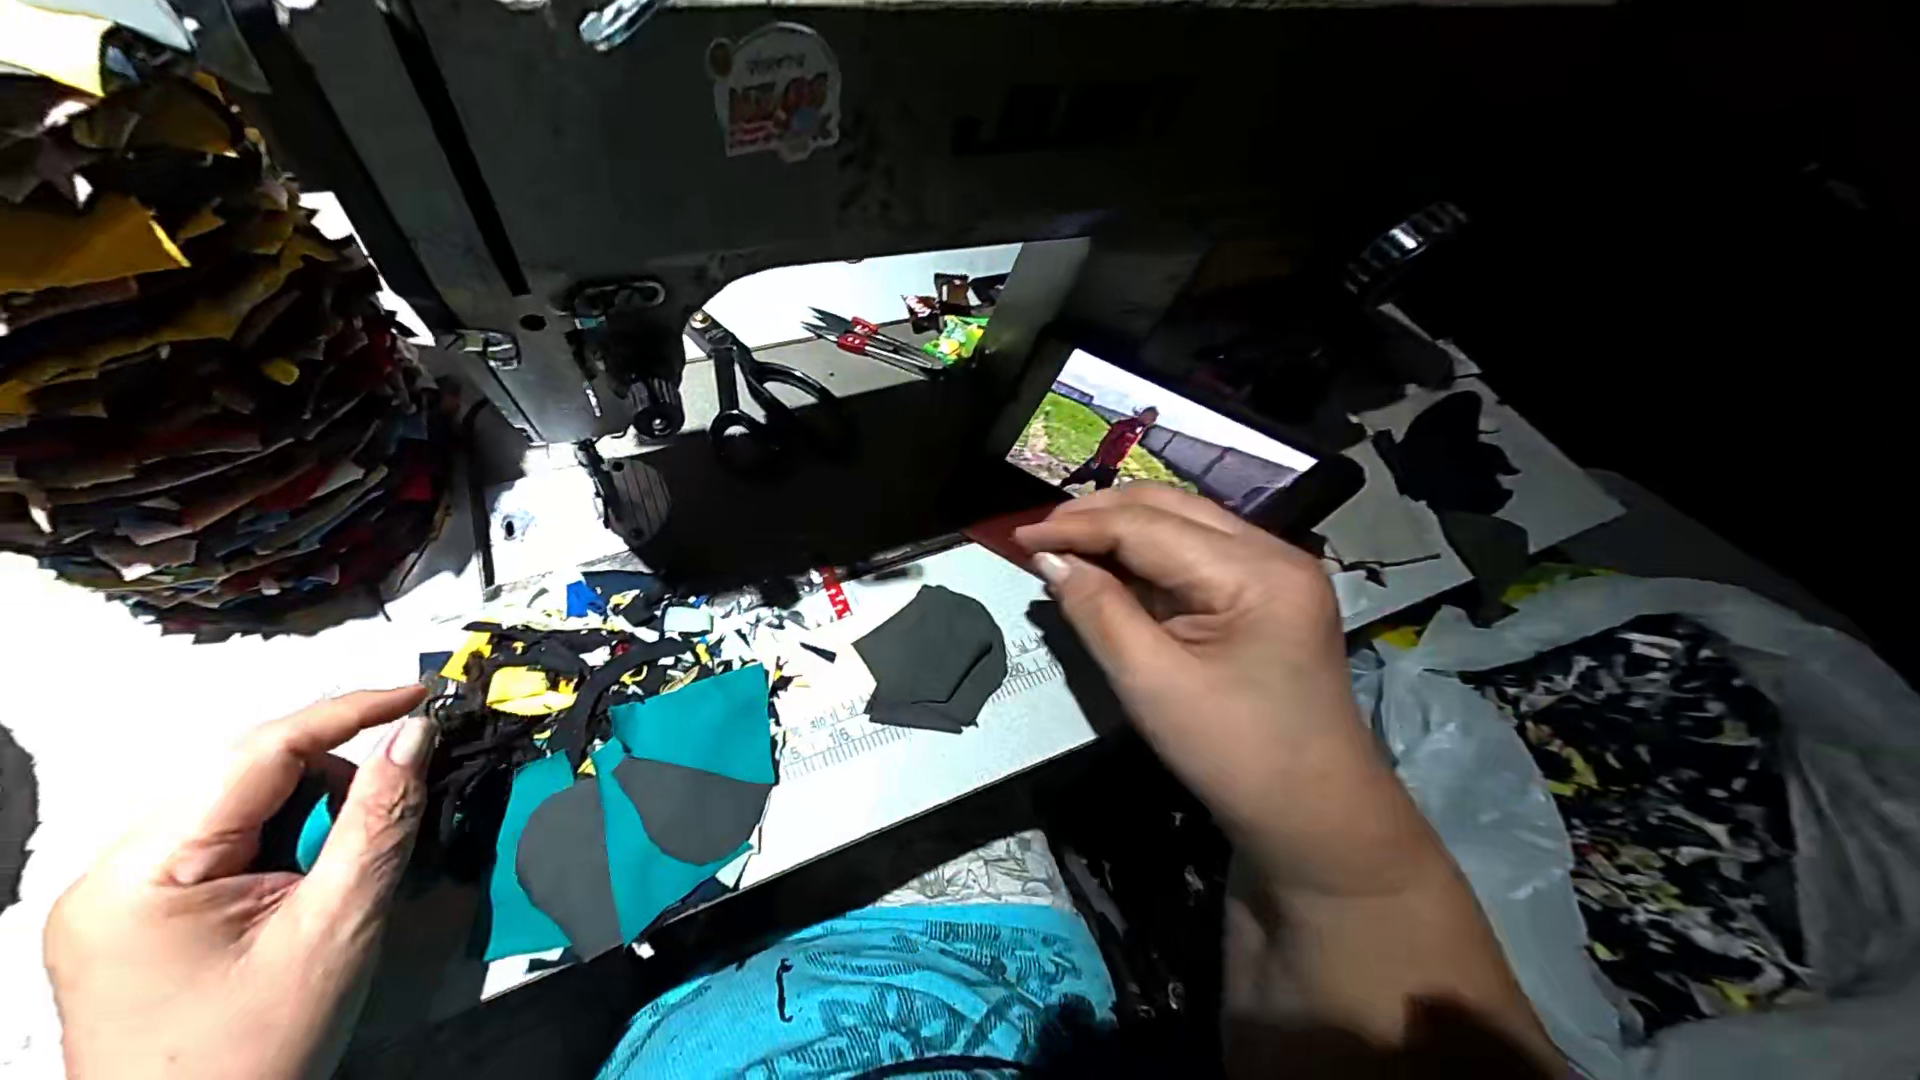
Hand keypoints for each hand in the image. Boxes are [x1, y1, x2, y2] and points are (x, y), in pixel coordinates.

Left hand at [45, 686, 432, 1079]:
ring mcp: (129, 889)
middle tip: (414, 764)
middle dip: (340, 759)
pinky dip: (299, 825)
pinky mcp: (152, 905)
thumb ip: (381, 816)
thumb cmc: (265, 1039)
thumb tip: (418, 731)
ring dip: (322, 795)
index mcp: (144, 873)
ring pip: (249, 797)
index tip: (424, 694)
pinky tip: (326, 855)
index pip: (259, 753)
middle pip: (250, 771)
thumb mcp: (340, 920)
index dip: (350, 712)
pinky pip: (239, 832)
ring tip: (366, 832)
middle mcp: (118, 869)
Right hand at [1018, 486, 1557, 1068]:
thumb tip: (1049, 558)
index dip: (1077, 525)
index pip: (1147, 525)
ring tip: (1065, 546)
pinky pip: (1195, 554)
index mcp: (1256, 571)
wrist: (1316, 819)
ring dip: (1119, 530)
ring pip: (1181, 524)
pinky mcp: (1266, 592)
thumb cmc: (1234, 756)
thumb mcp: (1151, 683)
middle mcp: (1273, 552)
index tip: (1020, 536)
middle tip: (1040, 535)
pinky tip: (1110, 567)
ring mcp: (1274, 570)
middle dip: (1098, 516)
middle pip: (1168, 508)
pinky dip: (1145, 556)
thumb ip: (1097, 610)